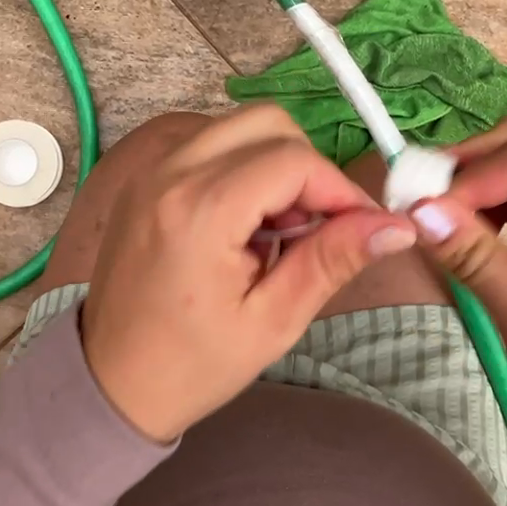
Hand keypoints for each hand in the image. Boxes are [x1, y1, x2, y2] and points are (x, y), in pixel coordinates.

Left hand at [81, 106, 416, 442]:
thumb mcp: (272, 321)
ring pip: (237, 127)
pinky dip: (240, 166)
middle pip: (266, 123)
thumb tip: (396, 226)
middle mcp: (169, 172)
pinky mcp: (143, 179)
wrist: (110, 381)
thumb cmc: (192, 365)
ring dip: (274, 164)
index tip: (361, 228)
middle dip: (307, 167)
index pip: (293, 160)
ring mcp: (150, 170)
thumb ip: (331, 261)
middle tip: (314, 228)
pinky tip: (242, 224)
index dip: (339, 188)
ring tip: (276, 231)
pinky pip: (208, 144)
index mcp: (199, 211)